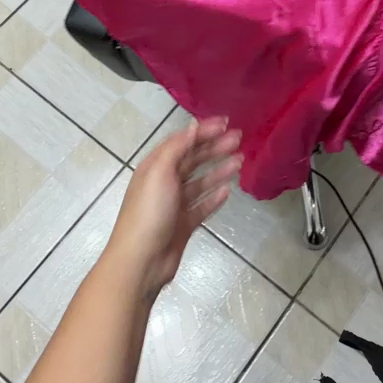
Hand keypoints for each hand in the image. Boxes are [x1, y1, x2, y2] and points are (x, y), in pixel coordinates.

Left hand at [105, 117, 241, 299]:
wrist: (141, 260)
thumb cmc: (149, 211)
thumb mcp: (160, 172)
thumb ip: (177, 148)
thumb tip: (192, 126)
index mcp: (155, 166)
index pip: (182, 141)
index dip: (203, 130)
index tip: (227, 123)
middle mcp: (164, 182)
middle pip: (193, 159)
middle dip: (215, 147)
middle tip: (239, 139)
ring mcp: (174, 204)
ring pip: (200, 182)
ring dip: (219, 170)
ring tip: (240, 161)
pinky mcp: (183, 224)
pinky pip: (202, 206)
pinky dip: (214, 197)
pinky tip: (228, 191)